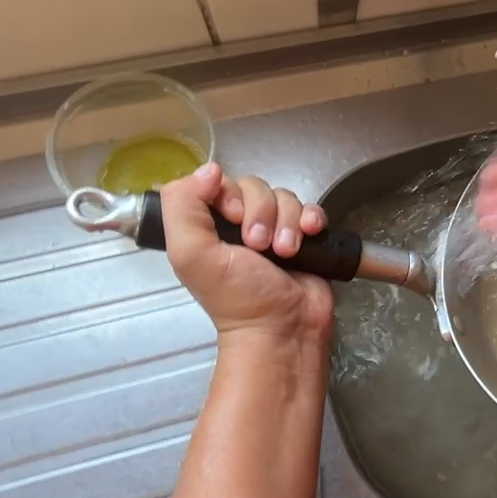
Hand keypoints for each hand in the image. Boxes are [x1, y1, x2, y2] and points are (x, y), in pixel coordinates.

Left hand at [159, 164, 332, 341]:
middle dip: (262, 213)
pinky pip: (311, 210)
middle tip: (260, 246)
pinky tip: (310, 235)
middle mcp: (240, 225)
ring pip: (285, 198)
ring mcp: (275, 230)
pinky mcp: (305, 238)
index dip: (231, 194)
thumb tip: (209, 169)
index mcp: (209, 225)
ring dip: (287, 223)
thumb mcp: (191, 254)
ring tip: (286, 252)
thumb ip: (183, 207)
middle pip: (255, 187)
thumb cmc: (237, 298)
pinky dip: (313, 218)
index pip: (220, 182)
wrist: (284, 328)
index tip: (235, 220)